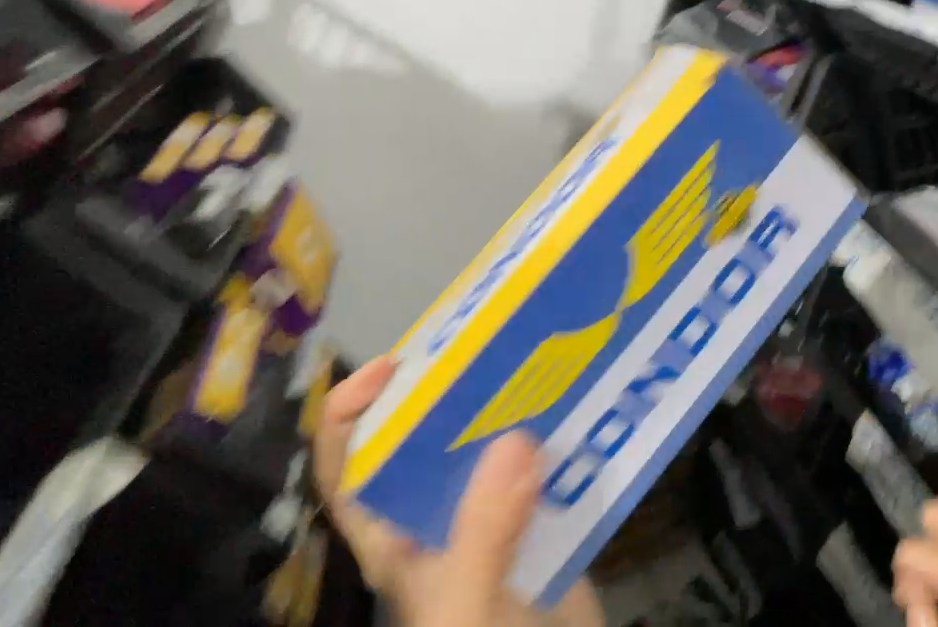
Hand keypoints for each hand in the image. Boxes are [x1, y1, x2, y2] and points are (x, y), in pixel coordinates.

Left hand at [313, 357, 604, 626]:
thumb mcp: (470, 605)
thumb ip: (484, 533)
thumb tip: (514, 439)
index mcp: (399, 540)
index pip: (352, 472)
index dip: (351, 416)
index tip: (392, 366)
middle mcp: (442, 520)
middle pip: (430, 442)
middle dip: (452, 389)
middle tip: (490, 337)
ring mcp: (497, 520)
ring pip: (495, 447)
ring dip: (516, 403)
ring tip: (544, 351)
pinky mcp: (547, 521)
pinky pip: (552, 465)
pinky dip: (565, 433)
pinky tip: (586, 399)